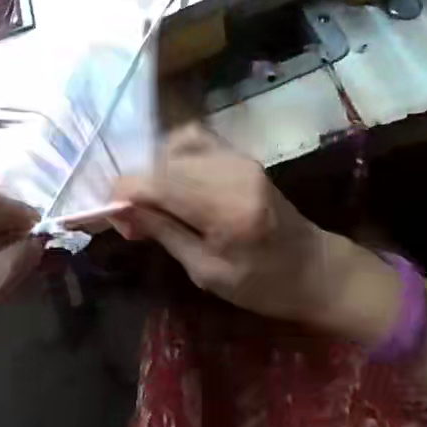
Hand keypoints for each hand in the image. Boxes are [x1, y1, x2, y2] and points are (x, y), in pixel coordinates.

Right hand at [110, 126, 397, 342]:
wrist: (316, 269)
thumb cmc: (263, 285)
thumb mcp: (206, 272)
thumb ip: (162, 232)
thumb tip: (120, 210)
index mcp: (225, 208)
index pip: (155, 182)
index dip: (122, 193)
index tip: (110, 216)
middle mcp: (231, 171)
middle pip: (162, 161)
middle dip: (136, 186)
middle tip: (132, 221)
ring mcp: (238, 158)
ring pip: (175, 146)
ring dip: (154, 171)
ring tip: (152, 203)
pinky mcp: (241, 155)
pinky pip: (195, 141)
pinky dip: (173, 158)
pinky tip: (172, 184)